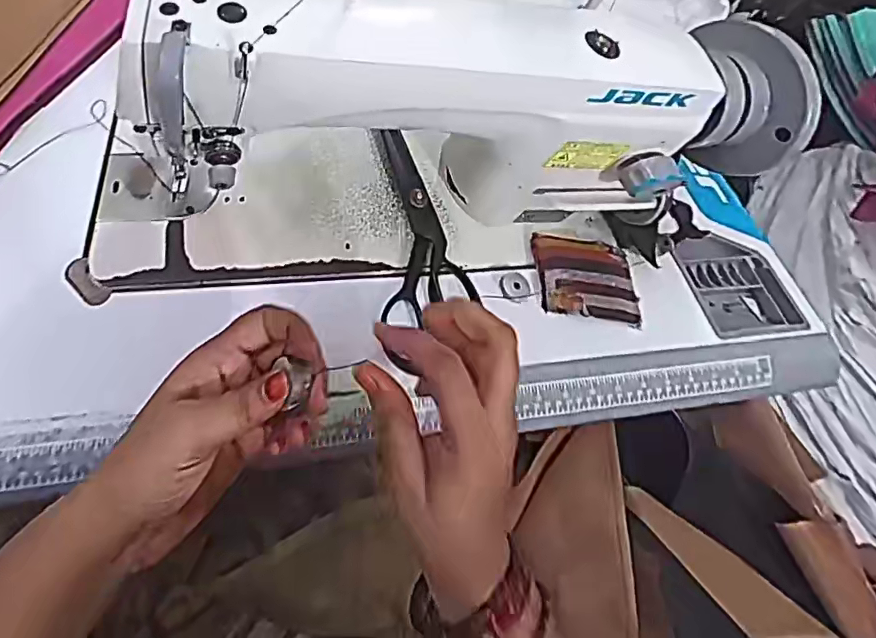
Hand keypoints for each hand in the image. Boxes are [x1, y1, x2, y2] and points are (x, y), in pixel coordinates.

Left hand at [80, 306, 326, 570]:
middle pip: (280, 354)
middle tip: (314, 398)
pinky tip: (289, 443)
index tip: (311, 361)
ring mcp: (234, 411)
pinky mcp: (239, 441)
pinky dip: (292, 430)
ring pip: (284, 390)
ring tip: (304, 424)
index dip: (293, 333)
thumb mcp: (194, 429)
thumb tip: (285, 381)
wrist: (125, 522)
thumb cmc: (139, 468)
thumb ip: (243, 405)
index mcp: (212, 363)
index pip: (263, 326)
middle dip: (305, 371)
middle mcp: (226, 381)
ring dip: (303, 404)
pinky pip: (278, 424)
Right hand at [356, 302, 519, 622]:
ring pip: (502, 350)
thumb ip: (392, 420)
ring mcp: (503, 417)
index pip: (452, 370)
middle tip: (425, 312)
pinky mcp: (498, 416)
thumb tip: (372, 372)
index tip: (387, 336)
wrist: (475, 564)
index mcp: (476, 441)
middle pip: (501, 346)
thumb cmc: (443, 533)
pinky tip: (435, 355)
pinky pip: (491, 366)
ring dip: (467, 326)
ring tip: (427, 324)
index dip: (415, 343)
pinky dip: (466, 346)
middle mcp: (498, 422)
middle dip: (464, 315)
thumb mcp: (405, 482)